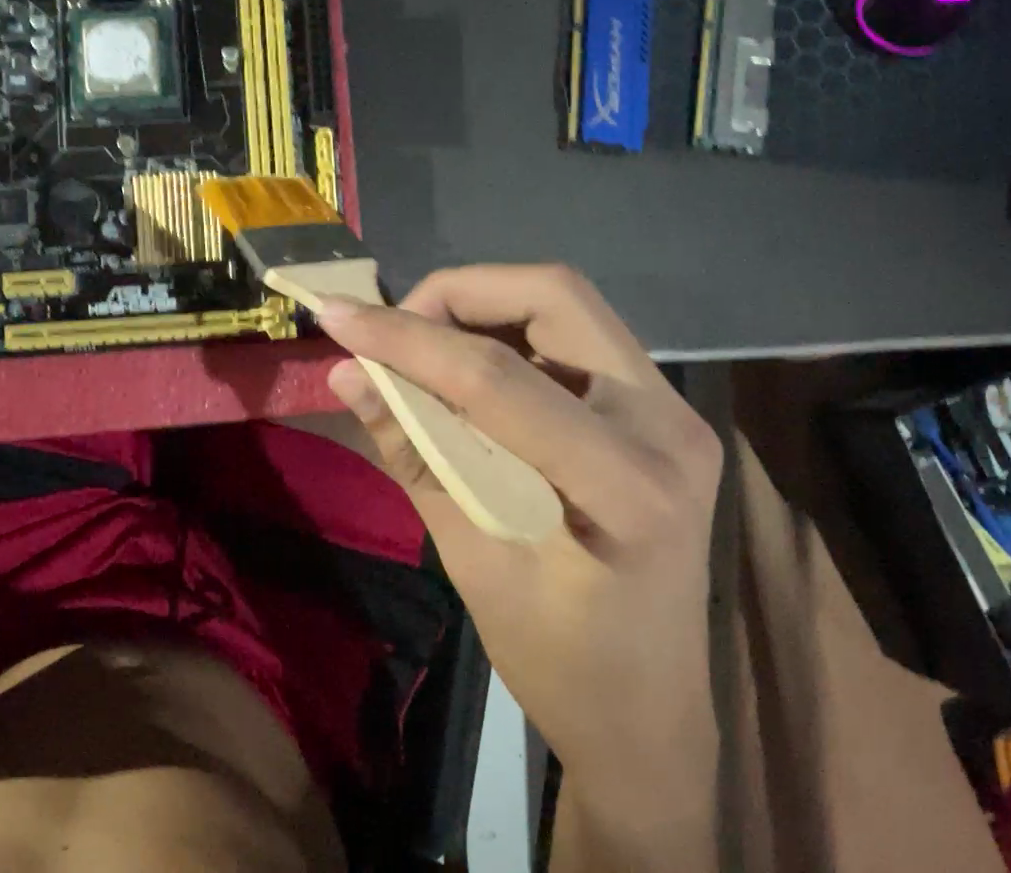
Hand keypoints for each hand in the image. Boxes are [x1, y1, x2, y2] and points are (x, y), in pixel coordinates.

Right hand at [313, 265, 723, 789]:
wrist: (650, 716)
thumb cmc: (560, 665)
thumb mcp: (473, 563)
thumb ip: (414, 454)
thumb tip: (349, 374)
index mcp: (625, 485)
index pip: (499, 378)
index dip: (408, 338)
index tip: (334, 316)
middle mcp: (668, 426)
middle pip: (556, 297)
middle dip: (458, 294)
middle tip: (392, 332)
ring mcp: (676, 414)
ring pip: (570, 308)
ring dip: (485, 310)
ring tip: (421, 348)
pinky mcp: (664, 416)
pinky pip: (580, 341)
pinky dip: (513, 337)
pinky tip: (469, 372)